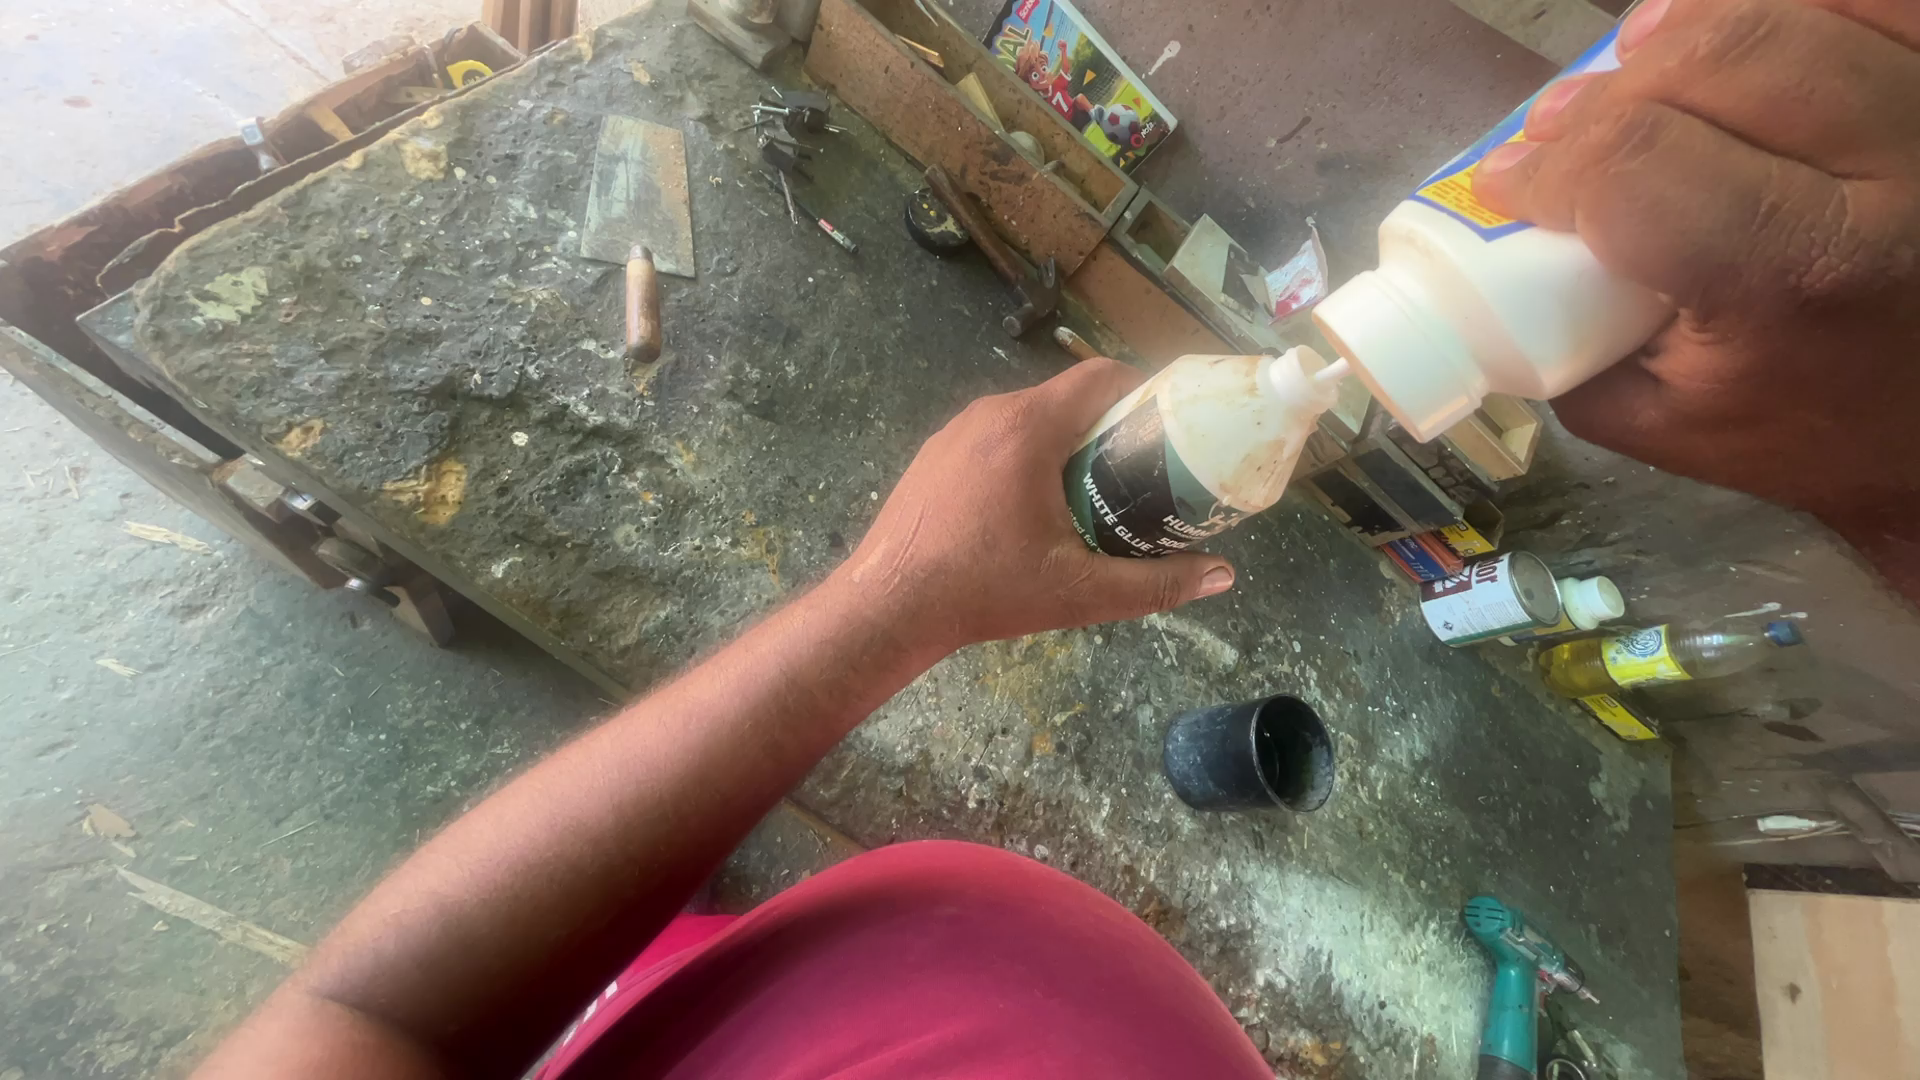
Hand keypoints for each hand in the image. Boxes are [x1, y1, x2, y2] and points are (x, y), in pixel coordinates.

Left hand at [837, 359, 1235, 654]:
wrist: (888, 605)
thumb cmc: (985, 591)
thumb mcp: (1078, 592)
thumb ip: (1154, 584)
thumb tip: (1222, 577)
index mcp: (1028, 428)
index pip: (1101, 377)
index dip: (1143, 393)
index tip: (1166, 430)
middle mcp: (989, 413)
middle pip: (1066, 399)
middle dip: (1107, 428)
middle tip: (1134, 476)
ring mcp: (953, 431)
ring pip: (1027, 419)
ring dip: (1063, 444)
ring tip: (1086, 496)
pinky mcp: (933, 455)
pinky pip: (993, 438)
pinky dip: (1022, 457)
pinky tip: (1024, 507)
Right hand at [1473, 0, 1919, 533]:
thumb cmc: (1792, 432)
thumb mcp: (1640, 419)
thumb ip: (1560, 348)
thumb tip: (1507, 267)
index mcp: (1786, 274)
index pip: (1632, 170)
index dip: (1545, 165)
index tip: (1499, 183)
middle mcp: (1893, 173)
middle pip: (1712, 65)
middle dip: (1599, 96)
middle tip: (1551, 128)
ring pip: (1794, 12)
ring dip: (1681, 31)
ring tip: (1629, 61)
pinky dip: (1787, 7)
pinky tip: (1729, 33)